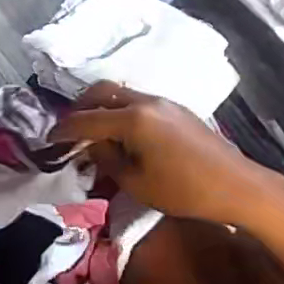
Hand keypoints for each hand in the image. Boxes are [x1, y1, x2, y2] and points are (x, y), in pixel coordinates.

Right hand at [50, 82, 283, 226]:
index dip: (64, 129)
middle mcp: (146, 101)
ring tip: (93, 132)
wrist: (235, 185)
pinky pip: (138, 101)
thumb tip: (92, 144)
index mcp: (133, 119)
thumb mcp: (135, 182)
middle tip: (69, 130)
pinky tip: (121, 133)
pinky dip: (121, 111)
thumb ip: (107, 158)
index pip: (87, 119)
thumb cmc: (183, 191)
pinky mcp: (177, 109)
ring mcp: (164, 101)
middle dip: (80, 107)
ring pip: (121, 94)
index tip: (48, 139)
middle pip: (102, 92)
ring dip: (102, 107)